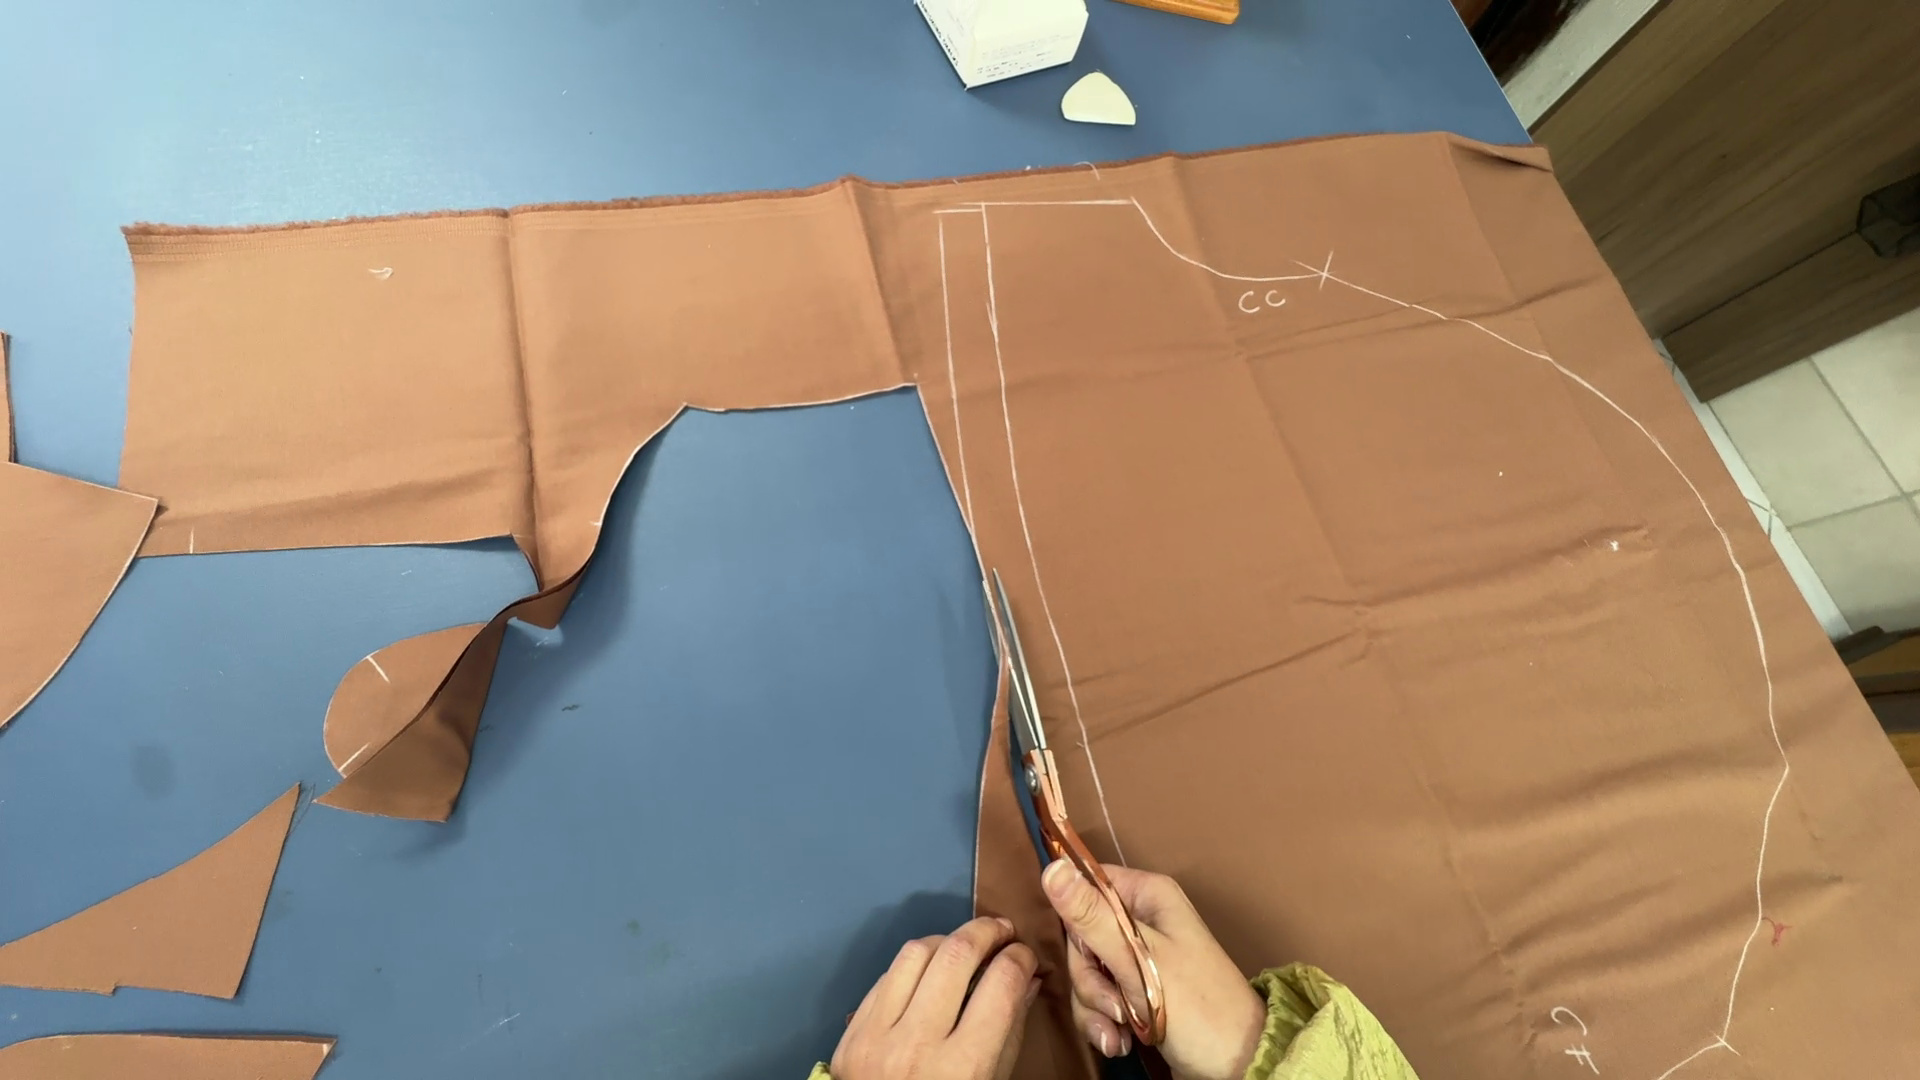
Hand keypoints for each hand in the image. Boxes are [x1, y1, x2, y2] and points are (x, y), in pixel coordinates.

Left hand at [831, 916, 1041, 1079]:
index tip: (1025, 954)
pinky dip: (914, 965)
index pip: (1000, 986)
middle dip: (986, 931)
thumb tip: (1028, 975)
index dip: (1020, 958)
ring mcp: (876, 1036)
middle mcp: (917, 1046)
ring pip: (916, 951)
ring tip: (965, 947)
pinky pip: (887, 974)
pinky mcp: (852, 1032)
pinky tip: (929, 972)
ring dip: (947, 940)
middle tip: (1002, 929)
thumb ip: (1010, 1030)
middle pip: (956, 955)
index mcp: (962, 1069)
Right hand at [1043, 860, 1264, 1079]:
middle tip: (1114, 1004)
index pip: (1087, 885)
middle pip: (1083, 935)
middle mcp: (1141, 918)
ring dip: (1096, 1005)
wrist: (1240, 1070)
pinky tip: (1119, 1041)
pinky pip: (1100, 995)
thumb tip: (1051, 868)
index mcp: (1146, 894)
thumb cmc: (1197, 1006)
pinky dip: (1104, 1020)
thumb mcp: (1138, 960)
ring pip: (1088, 969)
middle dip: (1090, 978)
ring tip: (1120, 1031)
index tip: (1089, 954)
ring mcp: (1139, 956)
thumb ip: (1091, 916)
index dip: (1077, 920)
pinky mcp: (1137, 989)